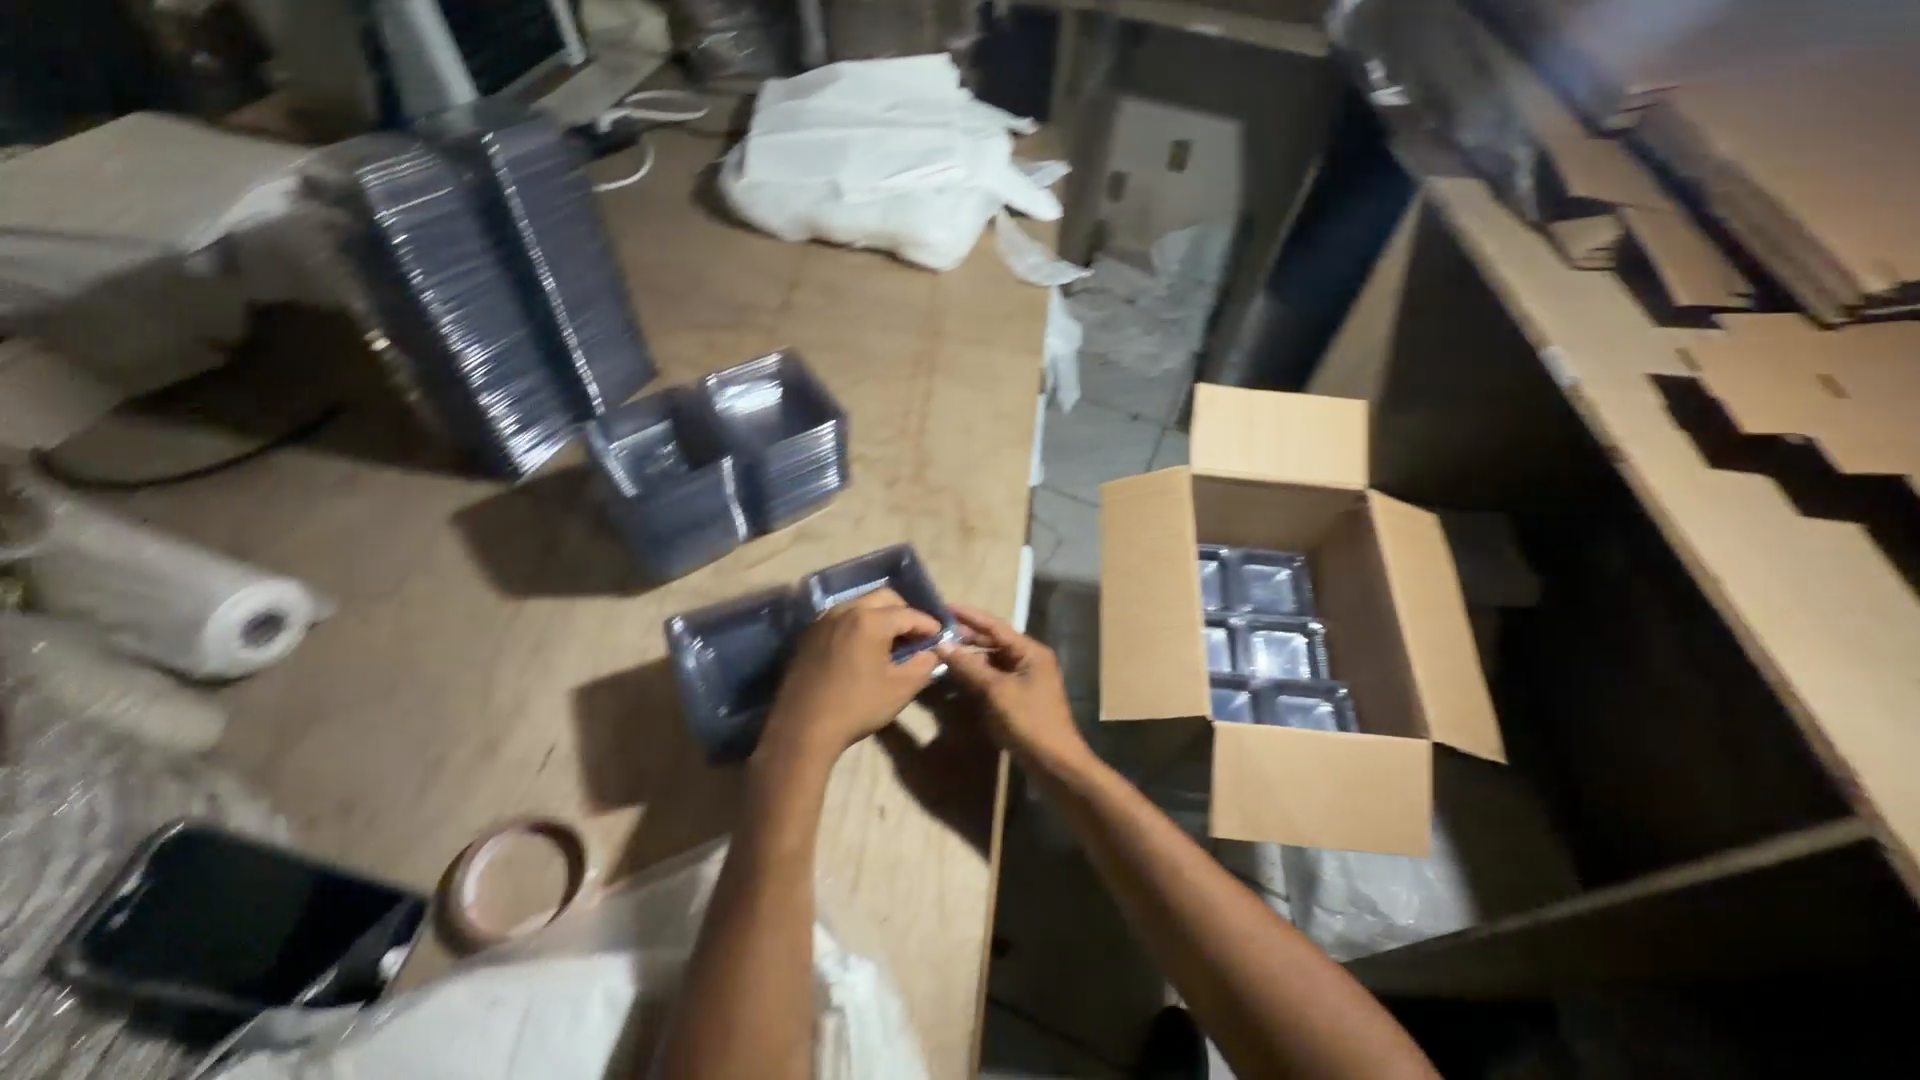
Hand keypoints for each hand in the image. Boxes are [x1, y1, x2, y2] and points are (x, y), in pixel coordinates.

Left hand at [759, 588, 942, 768]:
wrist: (803, 727)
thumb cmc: (856, 706)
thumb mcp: (900, 689)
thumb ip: (923, 665)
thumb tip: (931, 653)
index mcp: (870, 620)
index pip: (908, 614)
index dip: (927, 624)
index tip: (939, 635)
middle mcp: (845, 610)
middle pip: (883, 598)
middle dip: (903, 611)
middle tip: (915, 634)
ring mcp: (823, 621)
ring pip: (859, 605)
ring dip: (879, 616)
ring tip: (890, 640)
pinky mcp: (808, 635)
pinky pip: (840, 618)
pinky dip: (857, 624)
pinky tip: (862, 647)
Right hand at [936, 605, 1089, 772]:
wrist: (1055, 762)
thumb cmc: (1030, 721)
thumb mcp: (997, 691)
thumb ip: (970, 667)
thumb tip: (943, 645)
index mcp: (1031, 652)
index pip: (996, 626)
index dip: (970, 616)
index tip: (945, 607)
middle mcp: (1030, 660)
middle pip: (994, 642)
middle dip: (968, 637)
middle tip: (938, 631)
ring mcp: (1026, 679)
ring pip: (993, 661)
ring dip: (971, 657)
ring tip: (943, 652)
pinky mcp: (1020, 697)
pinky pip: (995, 678)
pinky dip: (977, 675)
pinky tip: (958, 677)